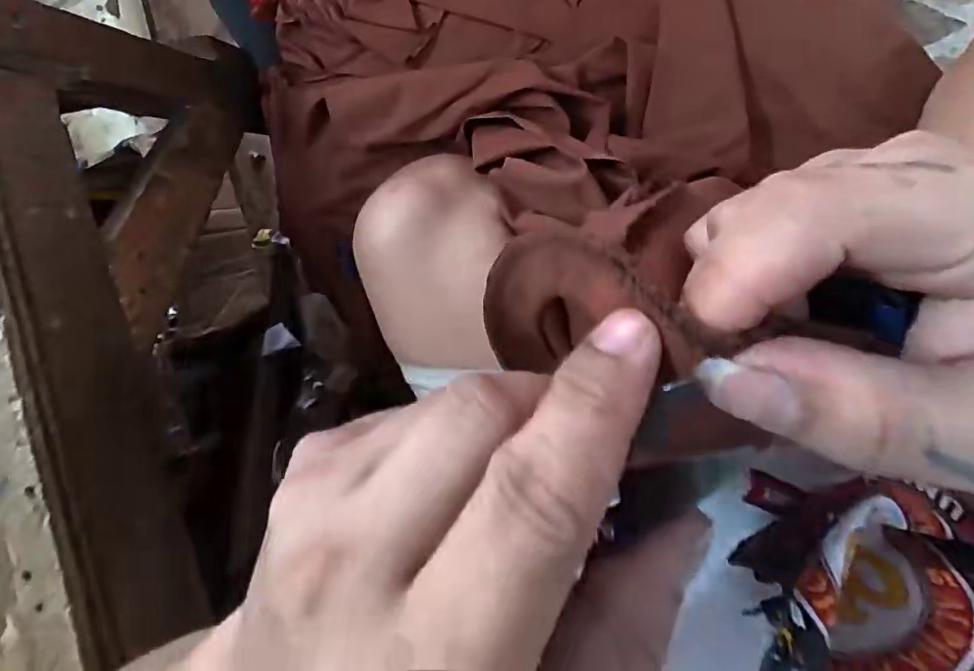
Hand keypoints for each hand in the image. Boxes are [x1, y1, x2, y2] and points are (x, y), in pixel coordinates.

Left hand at [180, 311, 662, 670]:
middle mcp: (355, 559)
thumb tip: (678, 506)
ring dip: (491, 416)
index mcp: (435, 651)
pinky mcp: (295, 471)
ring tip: (507, 469)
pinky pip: (392, 416)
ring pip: (433, 404)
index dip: (590, 407)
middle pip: (472, 417)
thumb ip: (625, 622)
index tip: (635, 334)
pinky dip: (439, 430)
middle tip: (584, 426)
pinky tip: (443, 480)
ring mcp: (309, 503)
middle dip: (543, 397)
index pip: (528, 496)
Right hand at [683, 130, 973, 617]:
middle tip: (743, 359)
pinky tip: (798, 308)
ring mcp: (894, 164)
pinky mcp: (863, 181)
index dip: (744, 265)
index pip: (827, 209)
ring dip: (741, 275)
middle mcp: (939, 164)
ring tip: (787, 340)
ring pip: (760, 201)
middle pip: (779, 198)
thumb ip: (863, 417)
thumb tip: (719, 379)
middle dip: (734, 280)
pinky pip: (767, 210)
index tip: (704, 339)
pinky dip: (754, 266)